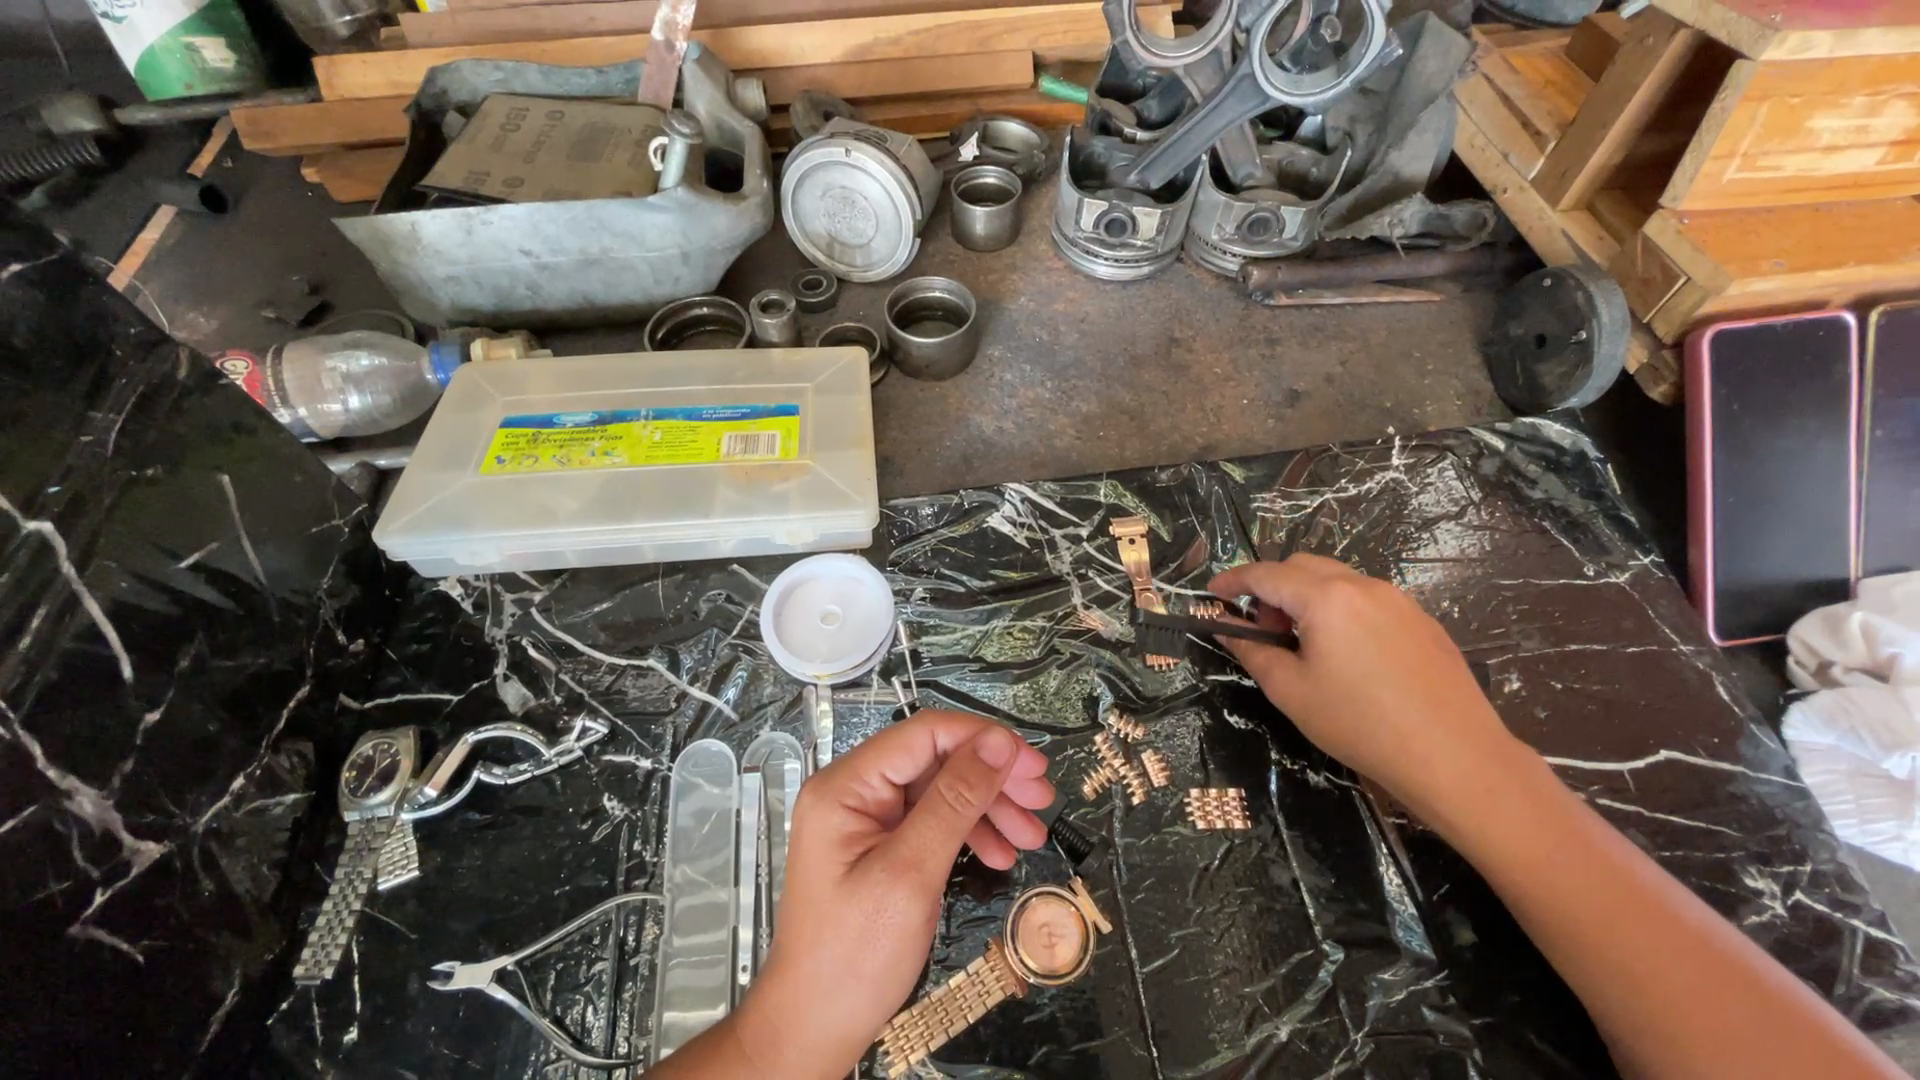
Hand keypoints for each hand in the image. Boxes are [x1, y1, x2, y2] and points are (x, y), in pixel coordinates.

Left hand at [725, 710, 1054, 1079]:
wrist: (815, 1025)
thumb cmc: (857, 953)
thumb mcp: (912, 872)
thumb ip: (956, 800)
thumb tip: (999, 743)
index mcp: (847, 784)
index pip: (923, 734)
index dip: (982, 739)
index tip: (1032, 764)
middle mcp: (853, 791)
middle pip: (935, 761)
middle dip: (991, 777)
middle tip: (1043, 799)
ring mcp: (865, 820)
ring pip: (939, 791)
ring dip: (988, 808)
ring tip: (1033, 835)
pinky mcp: (878, 847)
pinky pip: (930, 823)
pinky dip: (968, 834)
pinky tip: (1000, 855)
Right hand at [1209, 554, 1524, 811]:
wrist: (1455, 755)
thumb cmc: (1360, 724)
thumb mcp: (1290, 691)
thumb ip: (1252, 651)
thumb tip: (1226, 626)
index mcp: (1325, 598)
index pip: (1266, 574)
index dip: (1233, 581)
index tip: (1211, 595)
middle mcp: (1363, 585)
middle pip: (1302, 566)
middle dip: (1271, 588)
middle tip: (1261, 631)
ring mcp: (1398, 600)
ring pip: (1337, 580)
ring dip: (1307, 598)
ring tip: (1303, 646)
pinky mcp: (1422, 620)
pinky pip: (1368, 599)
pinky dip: (1340, 611)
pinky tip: (1347, 657)